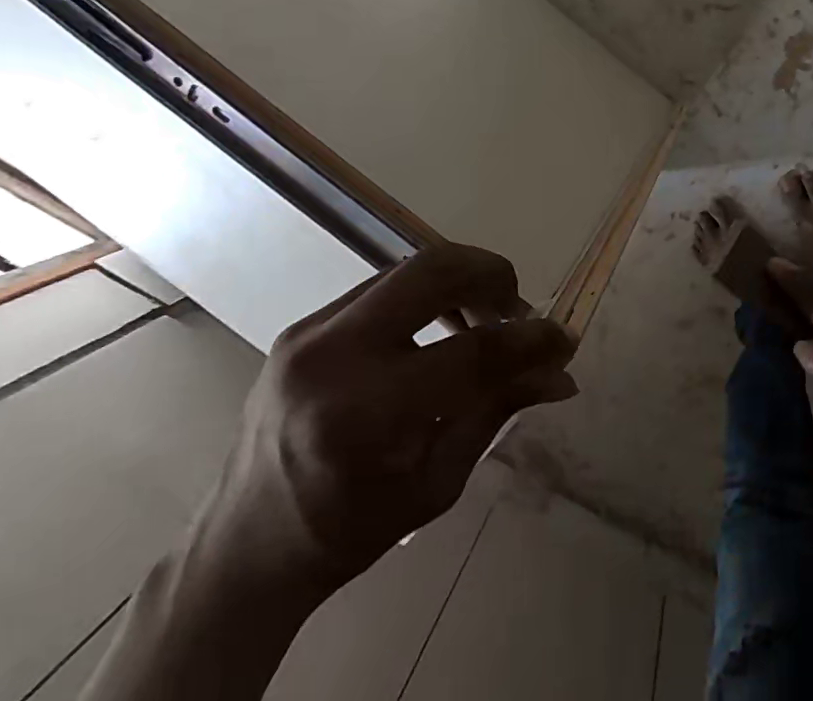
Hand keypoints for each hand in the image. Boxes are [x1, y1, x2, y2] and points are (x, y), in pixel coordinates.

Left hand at [79, 245, 577, 700]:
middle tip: (520, 309)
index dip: (527, 340)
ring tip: (486, 322)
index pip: (470, 353)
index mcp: (365, 414)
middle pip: (431, 272)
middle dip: (492, 277)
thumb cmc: (350, 530)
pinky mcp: (304, 325)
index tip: (563, 339)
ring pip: (406, 270)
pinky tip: (442, 330)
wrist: (249, 541)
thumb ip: (496, 412)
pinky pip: (381, 288)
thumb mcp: (437, 483)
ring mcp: (310, 331)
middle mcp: (332, 354)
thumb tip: (559, 374)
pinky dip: (426, 296)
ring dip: (460, 282)